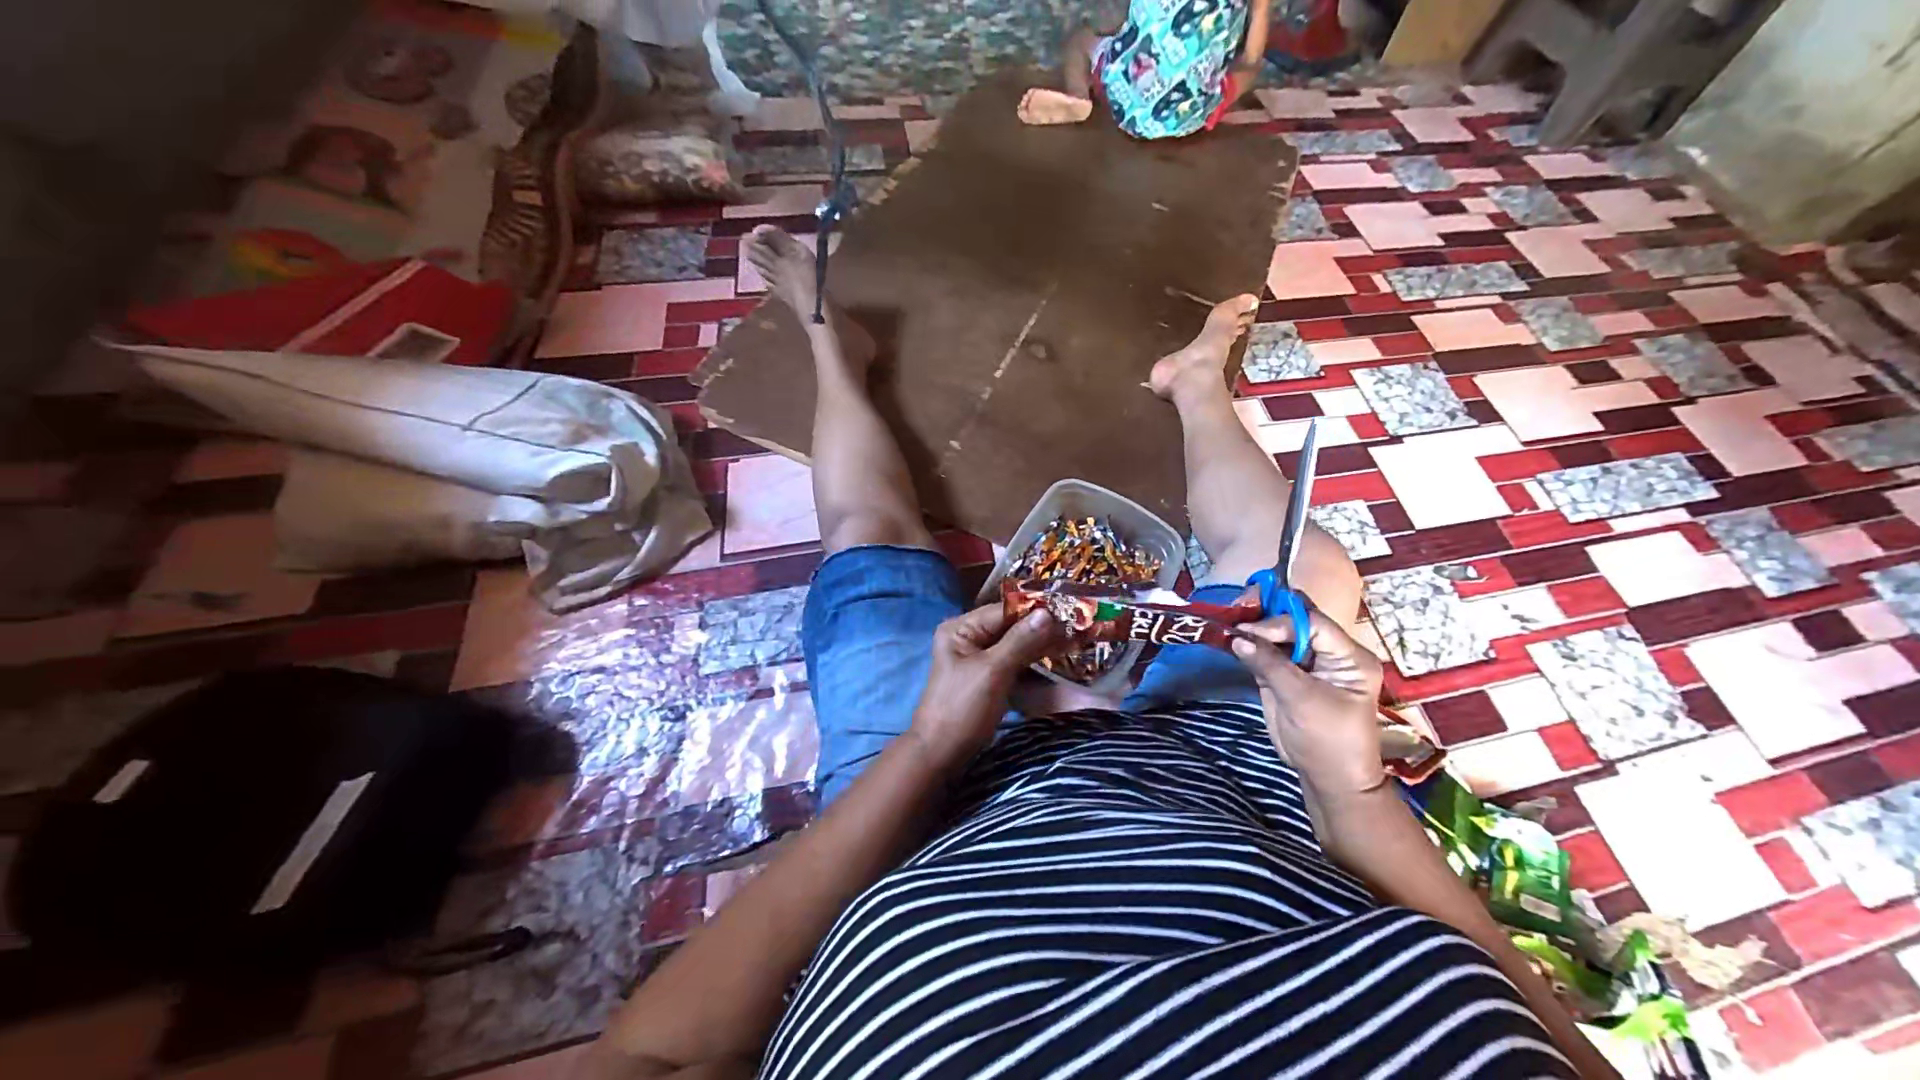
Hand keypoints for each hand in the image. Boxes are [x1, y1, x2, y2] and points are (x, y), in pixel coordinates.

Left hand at [908, 604, 1062, 768]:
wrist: (940, 755)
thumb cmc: (962, 709)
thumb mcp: (993, 671)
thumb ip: (1020, 641)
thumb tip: (1048, 613)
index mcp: (961, 628)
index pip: (1004, 610)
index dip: (1036, 610)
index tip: (1071, 611)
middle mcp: (968, 638)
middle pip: (1011, 626)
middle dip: (1042, 628)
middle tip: (1078, 628)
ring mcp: (978, 659)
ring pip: (1015, 645)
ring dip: (1041, 645)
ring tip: (1073, 642)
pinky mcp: (988, 679)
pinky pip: (1014, 663)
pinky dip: (1033, 662)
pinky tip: (1056, 660)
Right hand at [1230, 601, 1387, 799]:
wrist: (1328, 778)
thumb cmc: (1327, 740)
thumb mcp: (1301, 701)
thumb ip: (1270, 665)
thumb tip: (1237, 637)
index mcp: (1349, 656)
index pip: (1313, 623)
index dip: (1280, 621)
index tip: (1249, 630)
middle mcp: (1330, 652)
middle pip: (1297, 618)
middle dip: (1267, 612)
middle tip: (1237, 610)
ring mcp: (1307, 661)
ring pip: (1279, 631)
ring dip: (1254, 625)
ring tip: (1229, 622)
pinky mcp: (1286, 672)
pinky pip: (1267, 650)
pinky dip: (1249, 643)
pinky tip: (1231, 638)